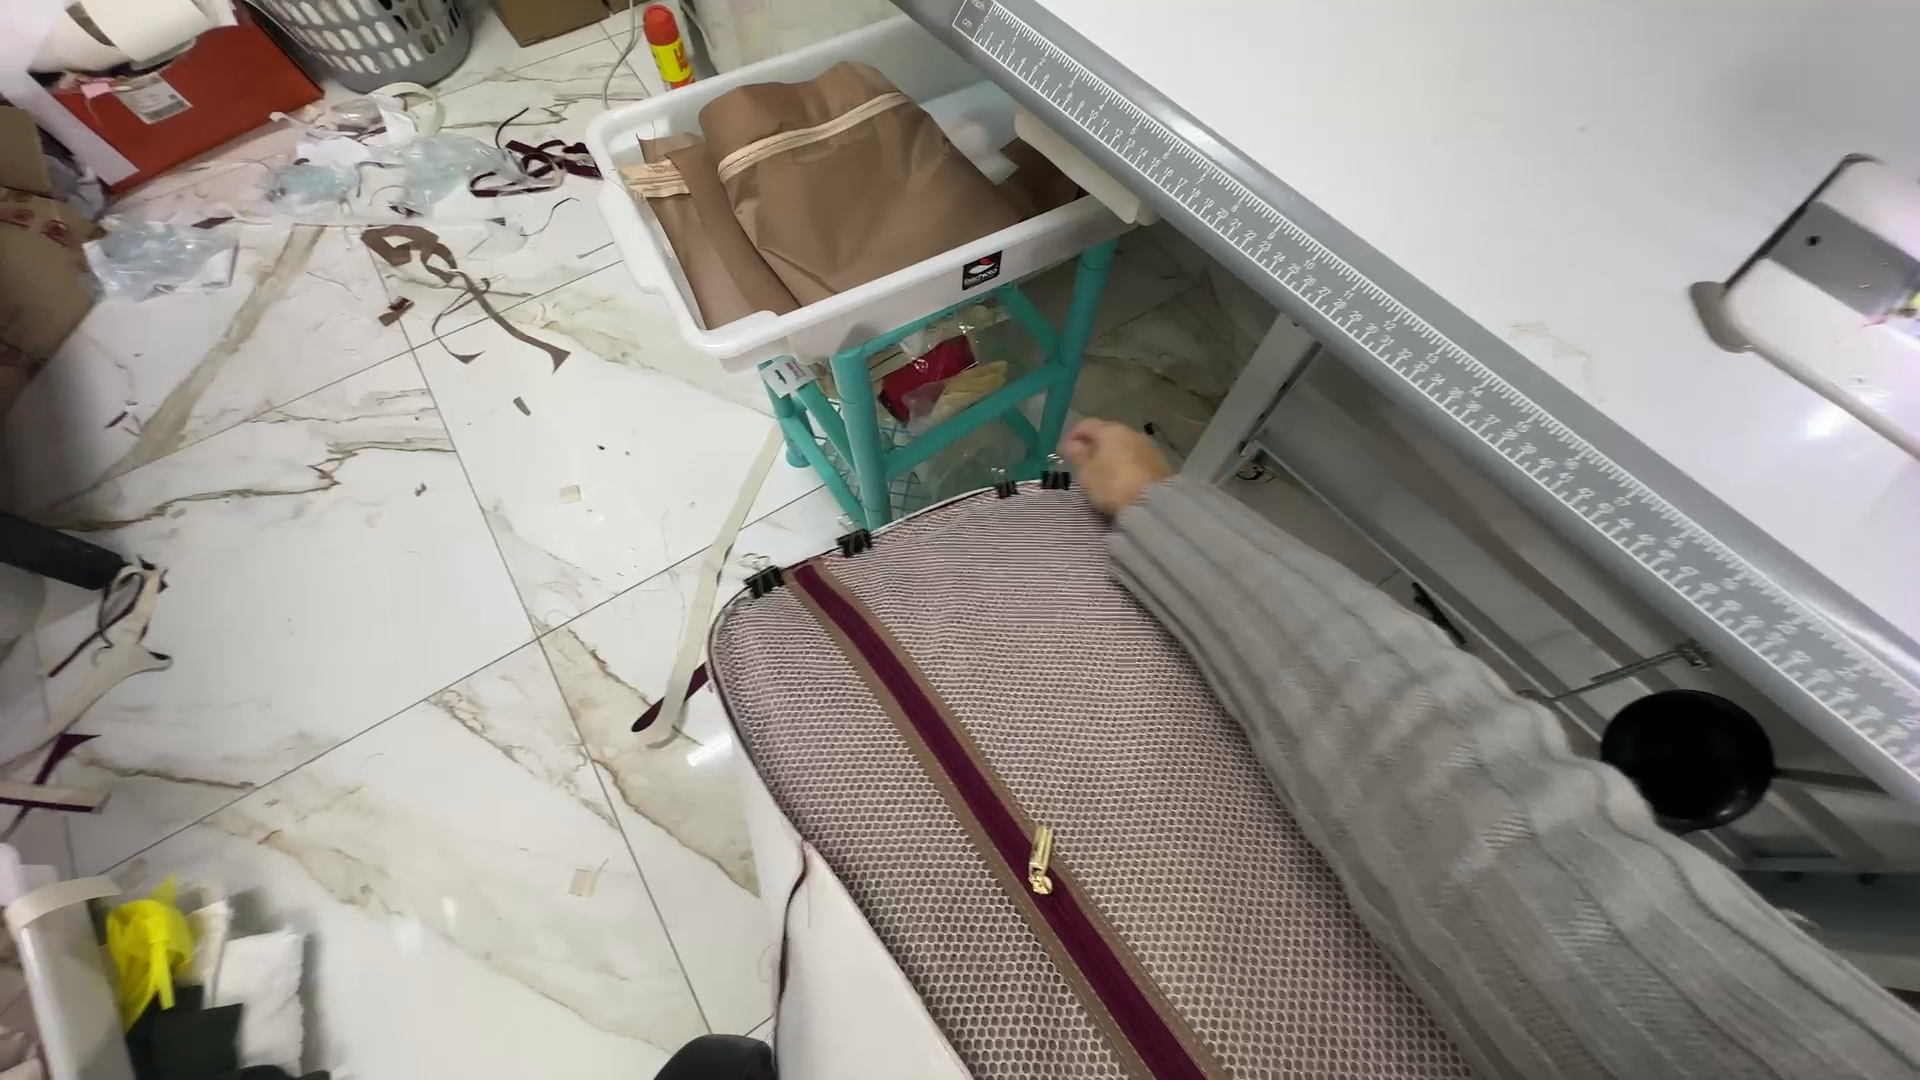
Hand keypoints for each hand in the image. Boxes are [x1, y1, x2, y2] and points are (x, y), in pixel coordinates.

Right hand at [1059, 418, 1170, 514]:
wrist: (1153, 503)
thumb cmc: (1112, 484)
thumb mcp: (1086, 473)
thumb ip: (1077, 456)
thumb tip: (1071, 444)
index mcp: (1110, 430)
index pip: (1085, 425)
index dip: (1071, 436)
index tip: (1063, 453)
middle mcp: (1130, 432)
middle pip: (1106, 434)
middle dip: (1092, 446)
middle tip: (1082, 464)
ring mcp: (1147, 446)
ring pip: (1122, 446)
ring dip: (1109, 455)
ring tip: (1101, 473)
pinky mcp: (1159, 462)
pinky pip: (1134, 458)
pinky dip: (1124, 464)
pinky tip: (1120, 478)